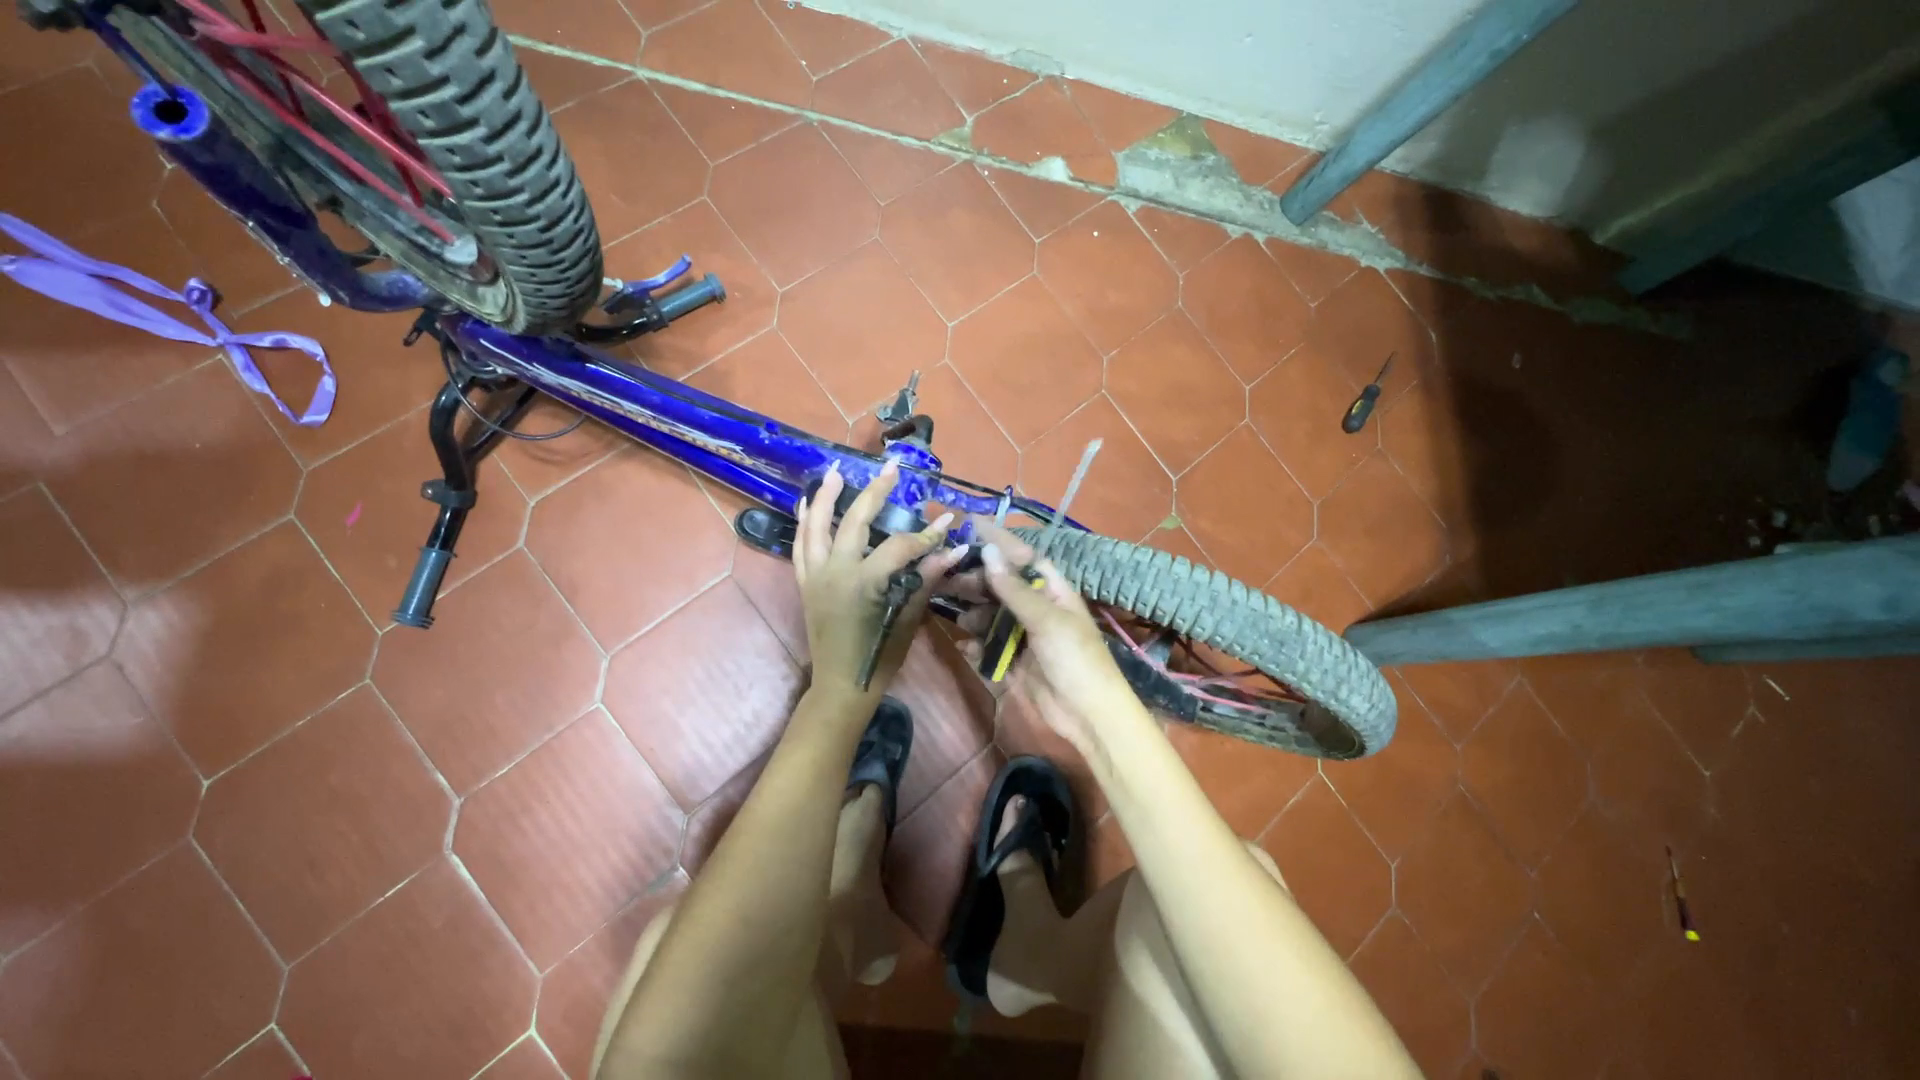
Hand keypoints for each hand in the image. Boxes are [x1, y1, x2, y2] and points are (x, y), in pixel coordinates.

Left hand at [792, 460, 968, 700]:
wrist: (841, 685)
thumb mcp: (907, 620)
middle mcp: (835, 572)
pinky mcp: (805, 583)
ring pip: (817, 526)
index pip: (899, 547)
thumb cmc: (879, 658)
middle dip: (875, 492)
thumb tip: (953, 548)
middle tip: (891, 468)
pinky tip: (807, 505)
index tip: (947, 522)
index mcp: (864, 583)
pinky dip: (804, 523)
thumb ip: (925, 579)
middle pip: (855, 521)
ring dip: (825, 497)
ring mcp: (815, 576)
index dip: (926, 536)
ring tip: (834, 472)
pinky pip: (800, 546)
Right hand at [964, 525, 1140, 754]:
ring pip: (990, 615)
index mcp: (1052, 591)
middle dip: (976, 582)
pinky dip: (977, 645)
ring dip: (973, 614)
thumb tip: (990, 551)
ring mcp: (1025, 636)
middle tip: (946, 578)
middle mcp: (1037, 608)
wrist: (1088, 715)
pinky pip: (989, 646)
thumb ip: (1014, 589)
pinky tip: (967, 646)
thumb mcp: (1046, 620)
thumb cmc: (1076, 659)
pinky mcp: (1014, 662)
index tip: (970, 525)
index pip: (1022, 557)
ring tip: (957, 617)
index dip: (999, 541)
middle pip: (1001, 585)